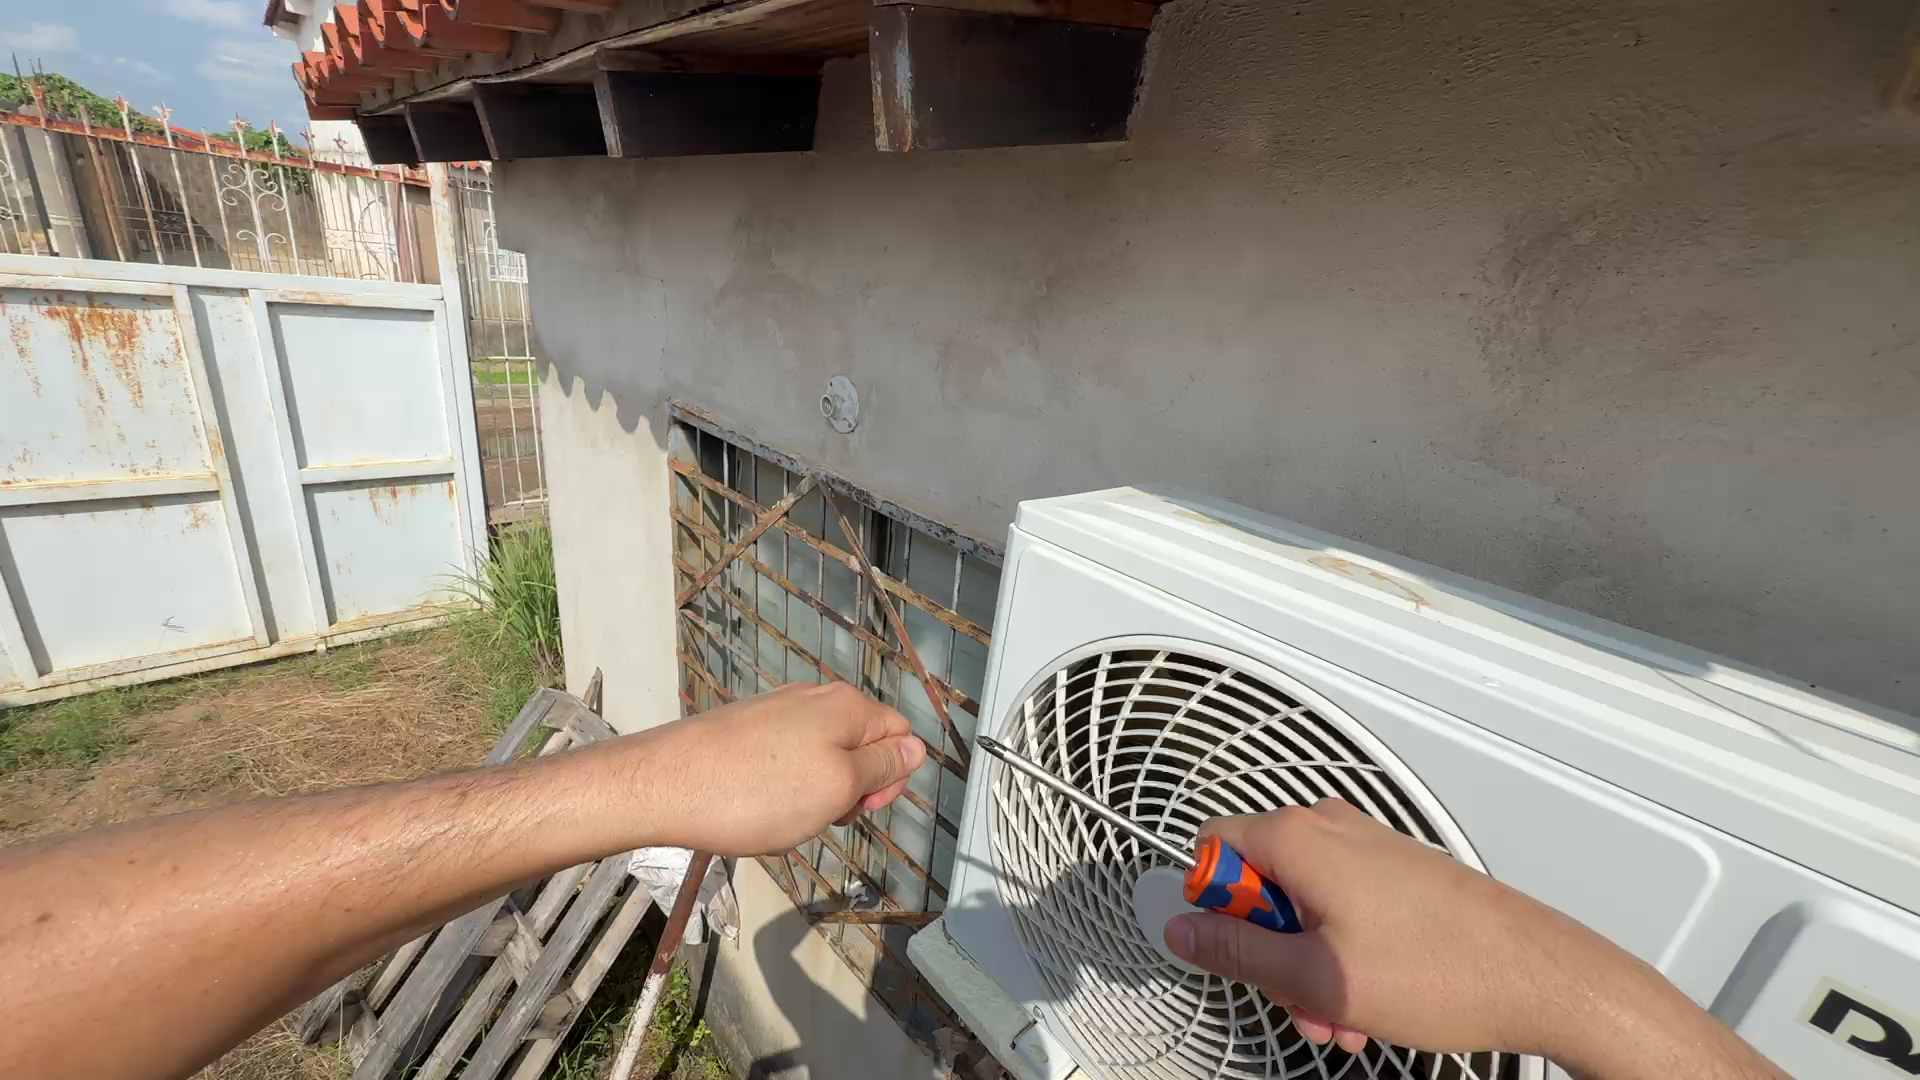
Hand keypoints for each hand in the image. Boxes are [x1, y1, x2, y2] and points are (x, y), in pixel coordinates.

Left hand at [616, 682, 925, 855]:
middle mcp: (818, 698)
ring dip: (816, 792)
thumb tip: (917, 748)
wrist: (665, 784)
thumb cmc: (760, 792)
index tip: (858, 808)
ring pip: (824, 756)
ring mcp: (780, 709)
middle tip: (819, 816)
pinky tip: (758, 807)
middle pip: (862, 746)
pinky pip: (788, 758)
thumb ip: (883, 766)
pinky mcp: (749, 726)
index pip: (901, 736)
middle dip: (850, 788)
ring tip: (784, 816)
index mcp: (848, 706)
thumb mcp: (838, 787)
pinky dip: (784, 786)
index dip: (890, 778)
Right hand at [1162, 800, 1626, 1058]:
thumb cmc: (1440, 969)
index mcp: (1294, 837)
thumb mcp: (1316, 978)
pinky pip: (1335, 898)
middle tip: (1296, 995)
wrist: (1544, 975)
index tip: (1239, 948)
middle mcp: (1324, 826)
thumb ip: (1236, 952)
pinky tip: (1364, 996)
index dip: (1212, 902)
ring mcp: (1361, 844)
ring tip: (1339, 1012)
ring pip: (1298, 897)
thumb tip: (1182, 930)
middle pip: (1255, 878)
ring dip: (1304, 956)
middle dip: (1267, 944)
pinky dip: (1336, 943)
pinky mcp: (1389, 866)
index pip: (1209, 847)